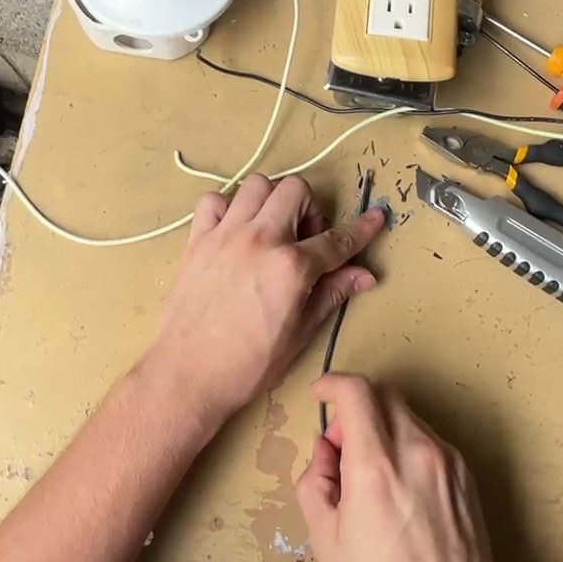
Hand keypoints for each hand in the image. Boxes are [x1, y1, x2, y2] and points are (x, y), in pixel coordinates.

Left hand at [143, 174, 385, 424]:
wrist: (186, 376)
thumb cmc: (247, 365)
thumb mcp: (300, 333)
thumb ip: (331, 294)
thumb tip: (364, 275)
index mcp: (291, 266)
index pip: (337, 239)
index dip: (362, 229)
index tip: (376, 217)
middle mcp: (260, 239)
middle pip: (295, 190)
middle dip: (309, 209)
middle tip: (305, 241)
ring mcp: (225, 235)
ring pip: (256, 185)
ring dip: (271, 201)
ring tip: (271, 231)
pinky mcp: (197, 240)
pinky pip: (214, 201)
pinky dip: (228, 208)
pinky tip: (235, 232)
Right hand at [296, 375, 516, 561]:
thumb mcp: (326, 541)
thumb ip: (314, 481)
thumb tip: (324, 448)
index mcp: (376, 469)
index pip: (356, 391)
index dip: (332, 383)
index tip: (322, 393)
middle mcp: (415, 452)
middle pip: (382, 393)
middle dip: (355, 406)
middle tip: (343, 445)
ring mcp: (445, 459)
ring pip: (405, 414)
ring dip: (381, 427)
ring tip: (373, 475)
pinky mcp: (464, 471)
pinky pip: (427, 438)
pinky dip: (406, 446)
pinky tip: (401, 488)